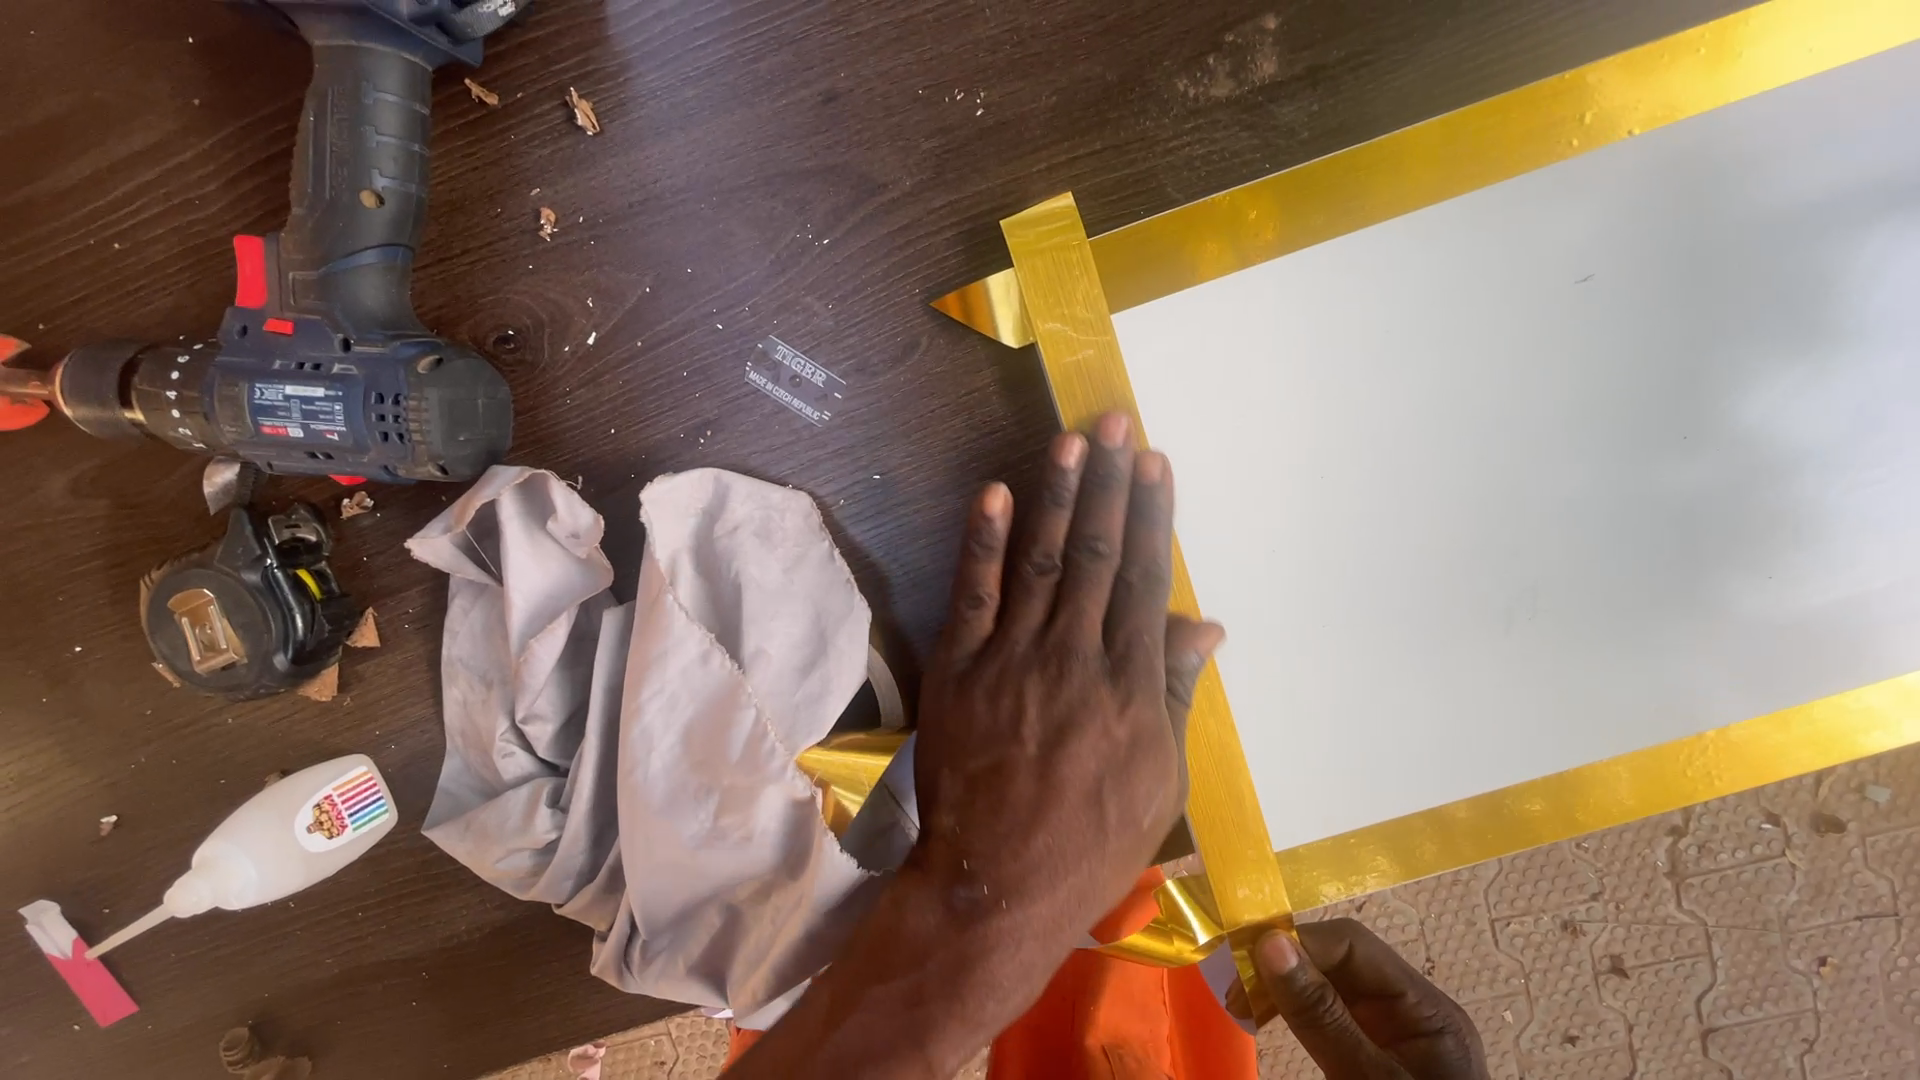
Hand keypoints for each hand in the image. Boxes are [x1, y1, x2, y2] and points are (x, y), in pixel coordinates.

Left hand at [731, 415, 1223, 1079]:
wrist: (1000, 882)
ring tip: (1071, 442)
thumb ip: (1176, 693)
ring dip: (1058, 496)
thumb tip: (1204, 623)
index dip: (1152, 517)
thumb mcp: (1161, 778)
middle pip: (1098, 555)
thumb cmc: (1092, 839)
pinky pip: (974, 593)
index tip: (1156, 464)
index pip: (1146, 580)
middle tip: (1115, 423)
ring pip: (1043, 561)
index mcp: (1131, 685)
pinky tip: (997, 493)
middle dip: (1108, 484)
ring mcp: (1013, 658)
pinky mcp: (961, 668)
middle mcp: (1076, 657)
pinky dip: (986, 541)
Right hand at [1257, 919, 1488, 1079]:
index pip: (1351, 946)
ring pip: (1324, 984)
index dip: (1296, 944)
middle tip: (1232, 991)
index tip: (1242, 965)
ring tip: (1239, 1006)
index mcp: (1427, 1010)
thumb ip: (1322, 1015)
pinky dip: (1289, 1011)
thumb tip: (1269, 942)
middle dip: (1281, 966)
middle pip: (1336, 962)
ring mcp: (1390, 1034)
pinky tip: (1263, 1019)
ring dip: (1278, 988)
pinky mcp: (1369, 1056)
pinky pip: (1324, 1015)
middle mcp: (1409, 1011)